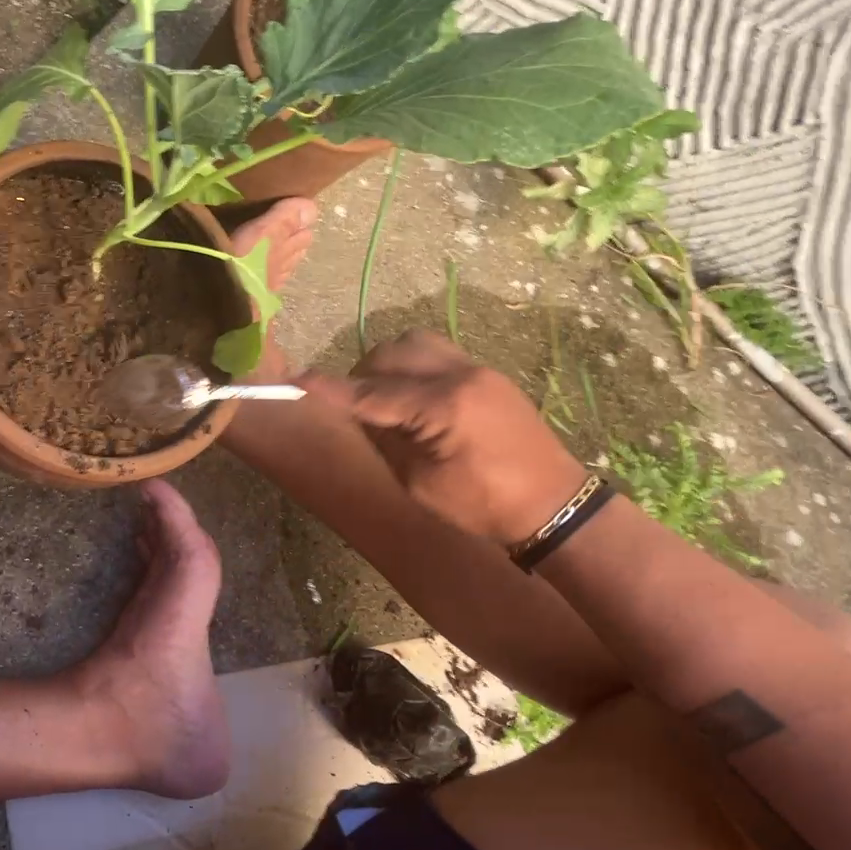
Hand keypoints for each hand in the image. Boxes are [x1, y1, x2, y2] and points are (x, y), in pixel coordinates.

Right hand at [347, 329, 586, 546]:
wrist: (555, 506)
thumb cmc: (483, 505)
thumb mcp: (420, 483)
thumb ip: (387, 439)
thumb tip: (363, 414)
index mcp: (443, 407)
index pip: (372, 393)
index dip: (330, 389)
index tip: (295, 381)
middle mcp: (460, 376)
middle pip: (391, 354)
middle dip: (361, 376)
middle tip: (355, 409)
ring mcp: (478, 370)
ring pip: (414, 344)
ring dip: (388, 365)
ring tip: (385, 400)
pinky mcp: (487, 375)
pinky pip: (436, 354)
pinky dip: (413, 367)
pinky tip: (413, 399)